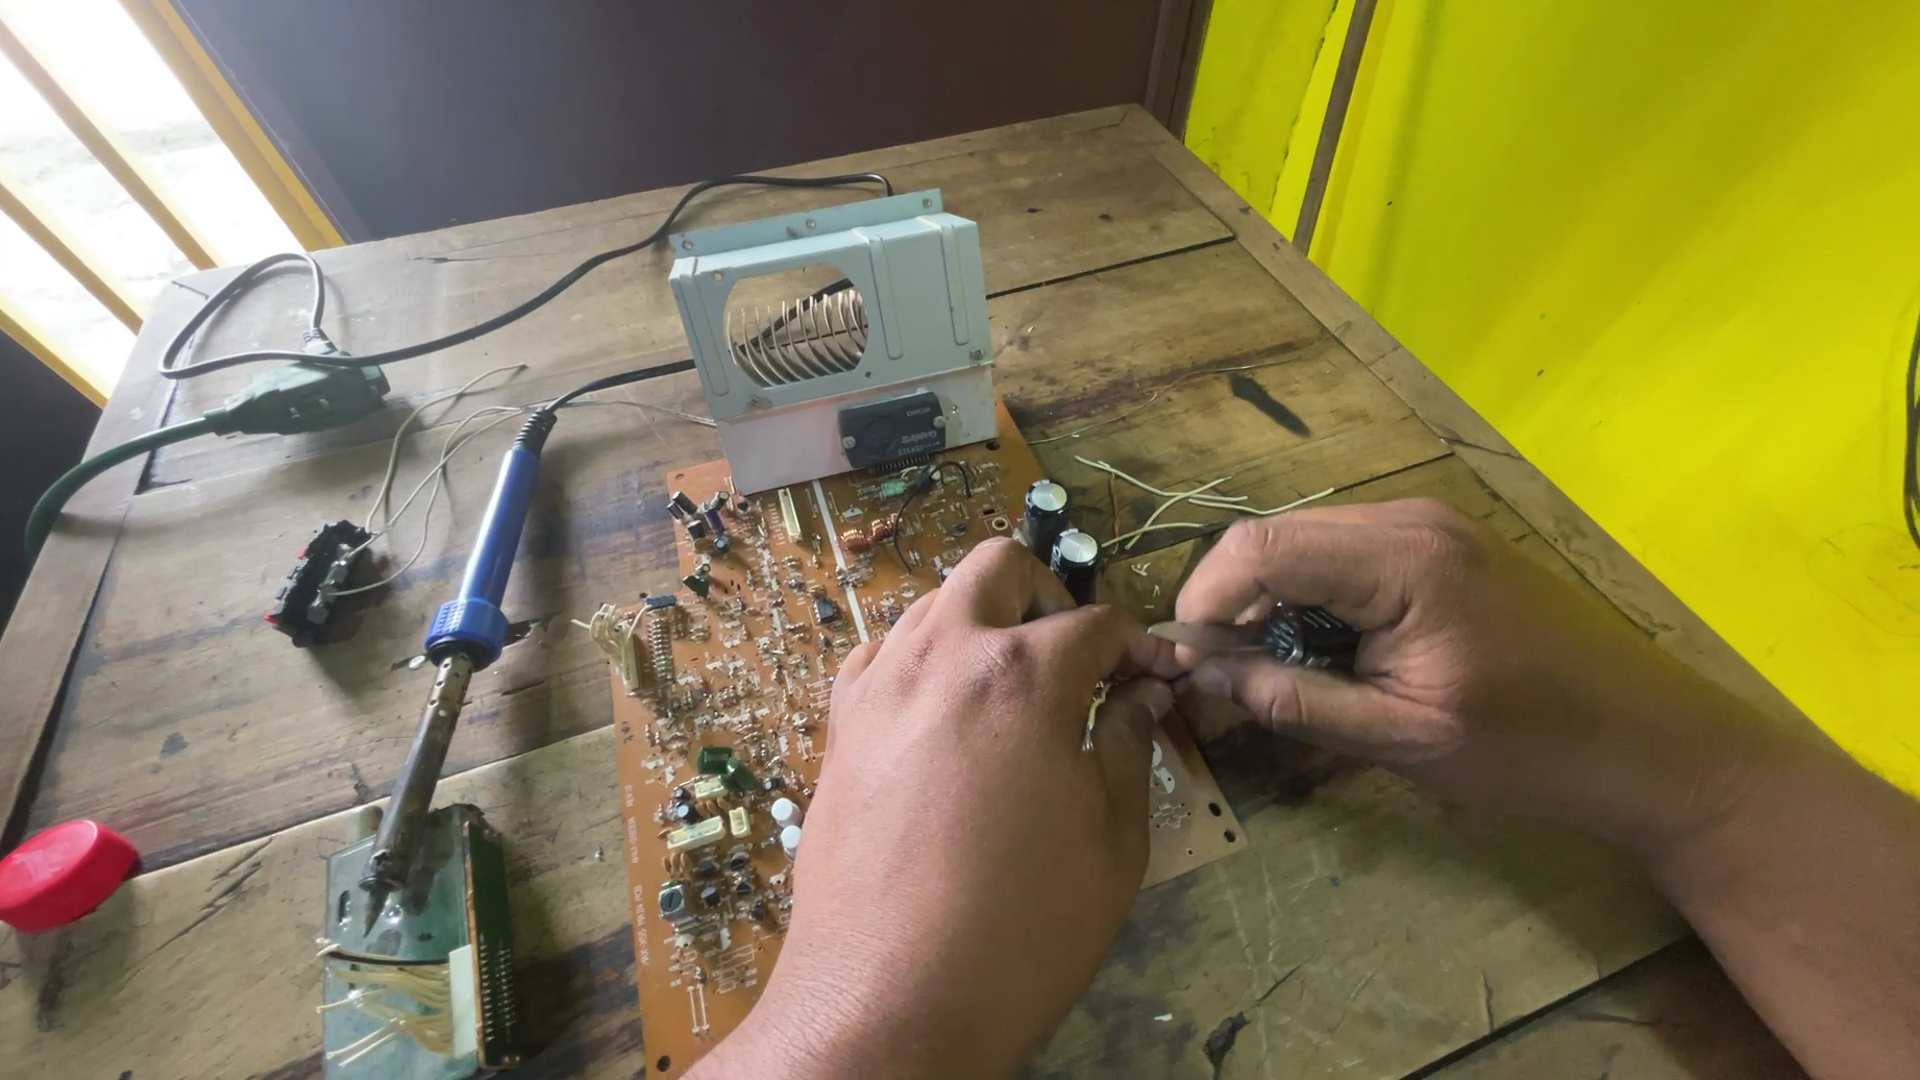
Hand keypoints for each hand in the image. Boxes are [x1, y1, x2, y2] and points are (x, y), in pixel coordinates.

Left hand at [693, 538, 1178, 1078]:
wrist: (886, 1000)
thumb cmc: (1020, 927)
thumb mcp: (1111, 841)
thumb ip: (1130, 746)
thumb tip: (1148, 694)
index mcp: (1023, 673)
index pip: (1097, 624)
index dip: (1137, 643)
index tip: (1154, 672)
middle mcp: (945, 652)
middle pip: (999, 565)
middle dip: (1048, 593)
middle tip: (1072, 654)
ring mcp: (882, 681)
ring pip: (935, 600)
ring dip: (983, 620)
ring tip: (1008, 684)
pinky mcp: (842, 720)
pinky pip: (882, 651)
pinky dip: (921, 656)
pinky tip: (941, 710)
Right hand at [1174, 498, 1764, 854]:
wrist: (1661, 745)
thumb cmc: (1533, 751)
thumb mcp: (1400, 739)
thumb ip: (1291, 700)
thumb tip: (1201, 673)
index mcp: (1403, 561)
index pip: (1260, 549)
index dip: (1206, 599)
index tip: (1191, 658)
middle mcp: (1406, 520)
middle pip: (1271, 534)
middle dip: (1226, 595)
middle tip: (1220, 663)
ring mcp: (1423, 523)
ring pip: (1297, 538)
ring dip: (1261, 593)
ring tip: (1262, 656)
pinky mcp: (1431, 540)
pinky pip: (1334, 549)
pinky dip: (1300, 589)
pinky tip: (1313, 637)